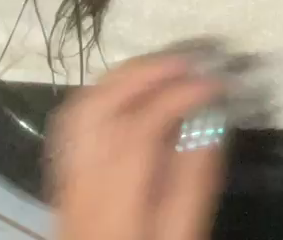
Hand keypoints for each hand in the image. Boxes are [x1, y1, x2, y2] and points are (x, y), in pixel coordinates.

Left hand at [50, 55, 225, 239]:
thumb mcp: (183, 232)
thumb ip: (196, 176)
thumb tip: (212, 118)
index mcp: (114, 205)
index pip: (140, 130)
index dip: (179, 95)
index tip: (216, 82)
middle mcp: (80, 185)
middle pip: (99, 108)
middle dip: (145, 72)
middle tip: (188, 59)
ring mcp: (65, 179)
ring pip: (82, 106)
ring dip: (125, 76)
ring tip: (166, 65)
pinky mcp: (66, 176)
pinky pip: (76, 118)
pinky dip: (107, 91)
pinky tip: (134, 88)